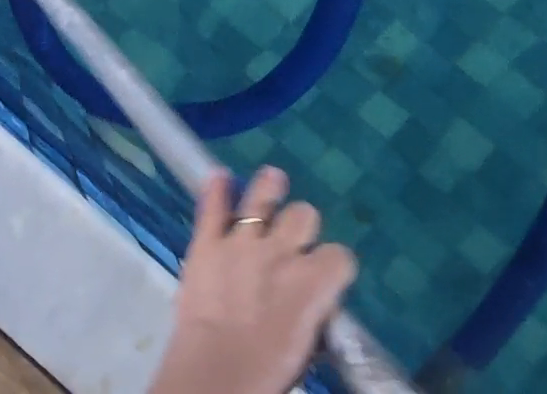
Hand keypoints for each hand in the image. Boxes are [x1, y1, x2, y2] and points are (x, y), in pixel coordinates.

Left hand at [148, 167, 357, 393]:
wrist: (217, 369)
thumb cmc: (269, 372)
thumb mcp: (308, 347)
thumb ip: (312, 313)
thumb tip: (313, 304)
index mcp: (315, 282)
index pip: (340, 256)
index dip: (333, 265)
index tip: (325, 274)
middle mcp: (281, 252)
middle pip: (303, 215)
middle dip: (301, 225)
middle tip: (292, 236)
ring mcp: (241, 242)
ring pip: (261, 198)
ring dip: (267, 189)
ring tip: (271, 179)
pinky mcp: (206, 242)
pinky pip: (211, 207)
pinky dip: (215, 190)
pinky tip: (218, 175)